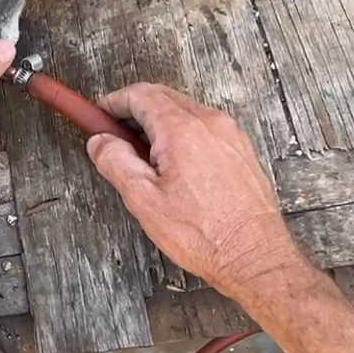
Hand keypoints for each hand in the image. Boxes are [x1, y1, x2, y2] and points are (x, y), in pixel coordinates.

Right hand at [85, 83, 312, 302]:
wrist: (255, 257)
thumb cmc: (203, 234)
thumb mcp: (143, 199)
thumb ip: (115, 162)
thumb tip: (100, 142)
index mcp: (182, 130)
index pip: (140, 95)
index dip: (113, 101)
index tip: (98, 114)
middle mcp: (209, 123)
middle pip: (163, 96)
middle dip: (133, 108)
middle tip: (113, 132)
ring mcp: (229, 134)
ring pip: (184, 109)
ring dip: (157, 120)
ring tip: (140, 153)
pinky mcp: (240, 149)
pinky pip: (203, 125)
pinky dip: (180, 131)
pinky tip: (171, 162)